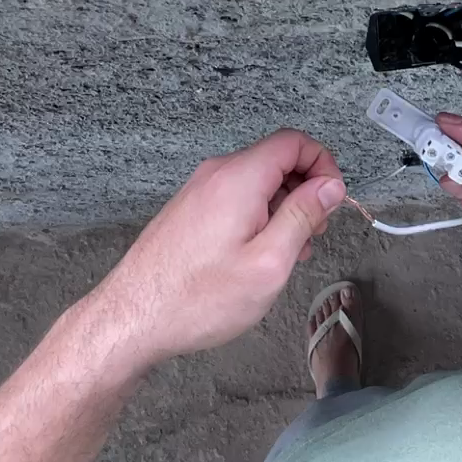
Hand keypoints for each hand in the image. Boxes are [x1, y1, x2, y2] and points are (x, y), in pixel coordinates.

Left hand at [91, 129, 344, 367]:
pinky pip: (237, 197)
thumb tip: (331, 185)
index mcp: (240, 177)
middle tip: (313, 234)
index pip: (294, 141)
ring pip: (258, 181)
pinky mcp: (190, 209)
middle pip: (277, 159)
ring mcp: (200, 190)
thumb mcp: (269, 262)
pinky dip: (258, 215)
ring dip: (283, 207)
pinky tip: (258, 255)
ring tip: (287, 253)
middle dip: (305, 190)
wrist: (130, 320)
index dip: (323, 165)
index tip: (331, 201)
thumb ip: (304, 216)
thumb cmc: (199, 299)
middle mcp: (217, 173)